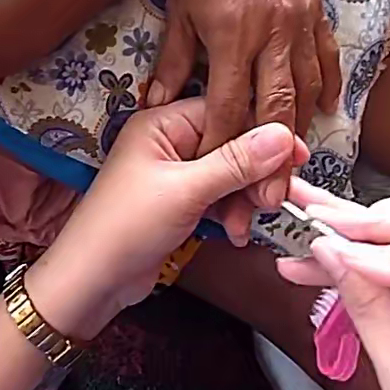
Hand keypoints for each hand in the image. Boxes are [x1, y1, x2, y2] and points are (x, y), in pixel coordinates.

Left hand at [24, 99, 308, 338]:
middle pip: (232, 143)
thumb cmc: (125, 227)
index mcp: (160, 124)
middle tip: (267, 202)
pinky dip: (231, 212)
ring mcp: (174, 171)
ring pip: (230, 172)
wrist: (95, 278)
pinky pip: (219, 195)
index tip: (294, 158)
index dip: (261, 134)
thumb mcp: (186, 191)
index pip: (224, 111)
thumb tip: (281, 133)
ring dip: (243, 199)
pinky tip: (233, 233)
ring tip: (240, 225)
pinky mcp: (179, 199)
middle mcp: (167, 141)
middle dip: (254, 174)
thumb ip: (236, 161)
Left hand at [145, 0, 340, 208]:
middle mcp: (272, 33)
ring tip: (297, 165)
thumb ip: (172, 61)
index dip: (224, 149)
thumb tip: (157, 103)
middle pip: (275, 109)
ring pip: (308, 88)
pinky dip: (329, 87)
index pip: (228, 107)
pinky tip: (327, 111)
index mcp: (231, 34)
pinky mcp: (315, 9)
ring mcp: (300, 21)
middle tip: (274, 199)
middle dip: (272, 159)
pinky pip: (328, 56)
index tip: (223, 182)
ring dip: (303, 130)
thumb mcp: (177, 7)